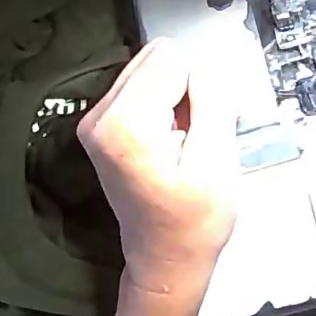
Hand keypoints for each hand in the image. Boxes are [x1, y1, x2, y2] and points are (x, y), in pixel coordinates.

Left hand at [78, 37, 237, 298]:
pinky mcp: (104, 126)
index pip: (172, 59)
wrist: (166, 257)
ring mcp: (98, 122)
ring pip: (152, 69)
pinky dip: (168, 106)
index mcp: (124, 125)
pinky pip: (145, 89)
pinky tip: (176, 140)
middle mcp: (100, 118)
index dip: (202, 87)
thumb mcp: (218, 163)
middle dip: (189, 88)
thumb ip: (214, 103)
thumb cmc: (191, 226)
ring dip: (179, 98)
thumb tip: (208, 64)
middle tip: (198, 133)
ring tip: (186, 140)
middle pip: (158, 58)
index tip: (206, 121)